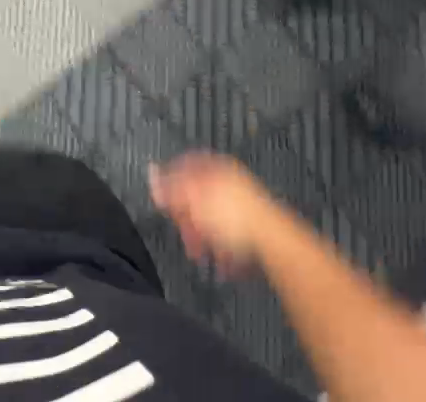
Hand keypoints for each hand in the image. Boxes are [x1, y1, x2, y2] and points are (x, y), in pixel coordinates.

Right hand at [147, 152, 289, 274]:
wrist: (274, 243)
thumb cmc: (234, 216)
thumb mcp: (191, 199)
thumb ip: (169, 186)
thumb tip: (152, 173)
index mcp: (216, 167)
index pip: (184, 166)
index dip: (169, 183)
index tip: (164, 201)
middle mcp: (232, 180)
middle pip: (199, 195)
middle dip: (188, 217)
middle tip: (183, 231)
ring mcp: (246, 202)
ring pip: (214, 217)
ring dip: (204, 236)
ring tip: (199, 251)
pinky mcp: (257, 225)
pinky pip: (231, 233)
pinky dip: (222, 246)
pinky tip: (218, 258)